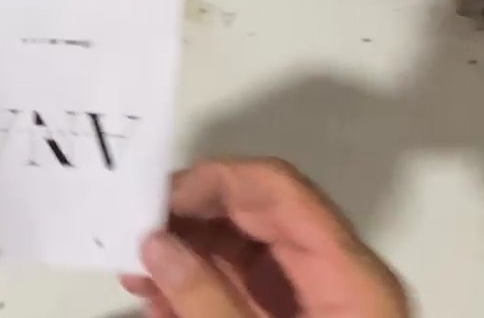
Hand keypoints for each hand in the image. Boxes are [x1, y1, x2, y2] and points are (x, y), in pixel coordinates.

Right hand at [120, 158, 407, 317]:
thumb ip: (206, 303)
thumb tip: (153, 243)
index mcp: (348, 275)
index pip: (276, 187)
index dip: (214, 180)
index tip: (157, 201)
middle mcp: (334, 273)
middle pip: (253, 211)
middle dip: (188, 216)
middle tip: (134, 230)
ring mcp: (313, 300)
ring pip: (239, 245)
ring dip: (184, 250)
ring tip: (136, 274)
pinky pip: (238, 283)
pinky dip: (196, 285)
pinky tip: (158, 303)